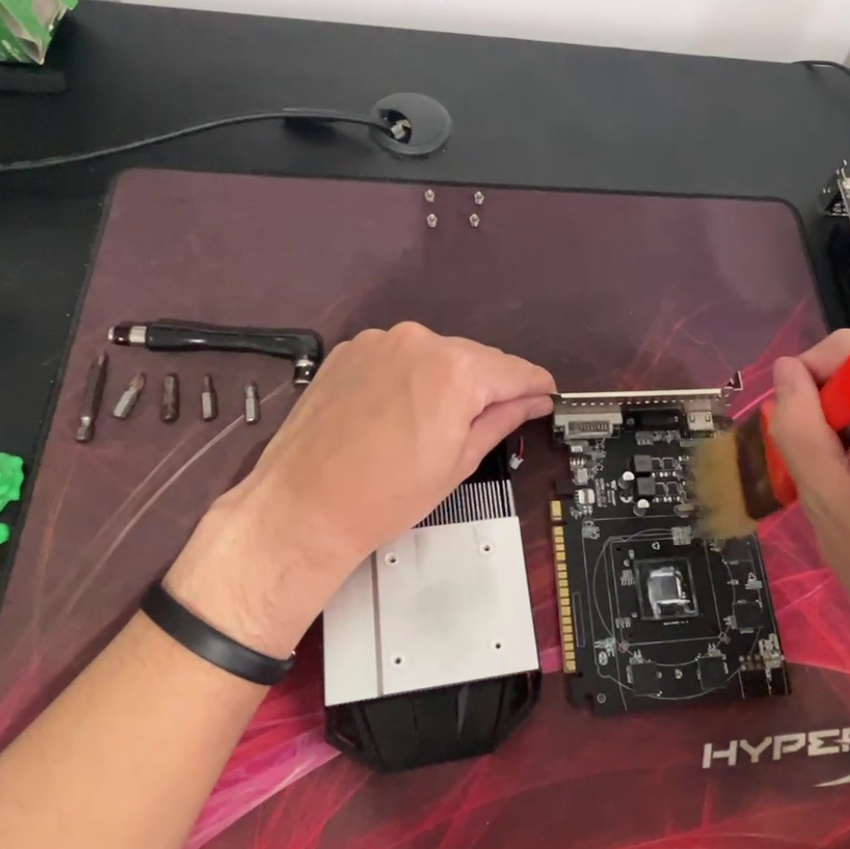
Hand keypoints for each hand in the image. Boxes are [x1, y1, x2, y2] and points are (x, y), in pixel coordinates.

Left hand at [165, 323, 555, 657]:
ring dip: (447, 380)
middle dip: (490, 386)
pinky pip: (398, 357)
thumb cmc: (385, 495)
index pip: (515, 370)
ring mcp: (379, 342)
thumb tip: (531, 402)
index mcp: (455, 370)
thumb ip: (502, 420)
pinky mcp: (349, 351)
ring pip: (436, 355)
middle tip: (493, 421)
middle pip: (476, 358)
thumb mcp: (459, 461)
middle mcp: (419, 341)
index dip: (536, 387)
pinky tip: (399, 413)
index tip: (546, 397)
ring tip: (437, 424)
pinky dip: (410, 377)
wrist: (303, 506)